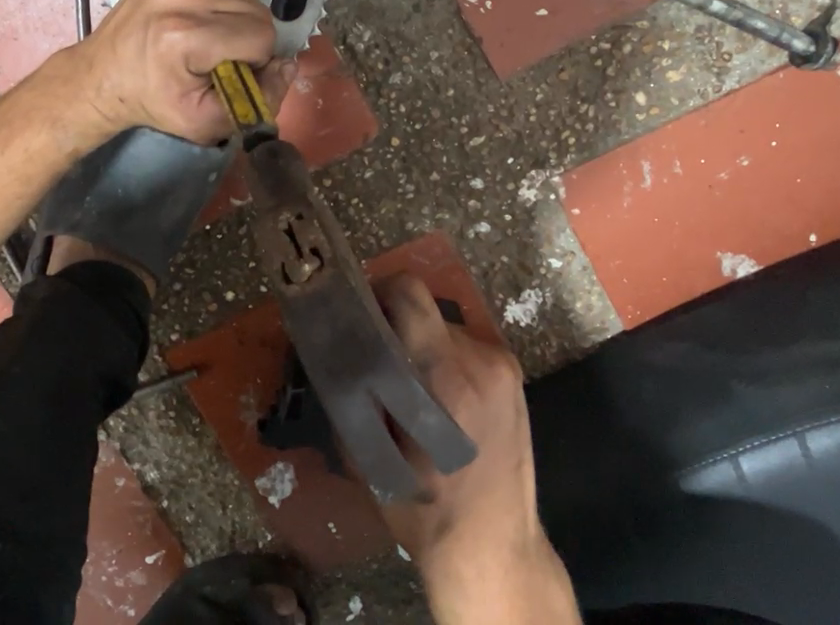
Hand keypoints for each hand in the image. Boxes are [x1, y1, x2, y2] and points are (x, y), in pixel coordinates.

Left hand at [54, 0, 297, 144]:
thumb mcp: (207, 122)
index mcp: (185, 35)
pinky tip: (195, 21)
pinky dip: (218, 3)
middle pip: (256, 10)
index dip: (255, 61)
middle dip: (250, 39)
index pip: (260, 36)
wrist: (102, 74)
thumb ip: (259, 100)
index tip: (229, 74)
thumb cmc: (153, 102)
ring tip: (207, 41)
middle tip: (220, 60)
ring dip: (236, 20)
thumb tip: (289, 63)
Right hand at [372, 275, 580, 624]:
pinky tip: (434, 399)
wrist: (492, 546)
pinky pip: (463, 347)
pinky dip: (441, 360)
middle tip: (372, 357)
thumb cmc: (422, 506)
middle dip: (392, 324)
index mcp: (443, 374)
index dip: (373, 292)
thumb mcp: (367, 451)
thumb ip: (348, 390)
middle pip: (422, 307)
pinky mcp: (513, 376)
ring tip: (405, 388)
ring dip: (418, 344)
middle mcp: (479, 358)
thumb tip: (326, 346)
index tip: (353, 315)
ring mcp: (502, 365)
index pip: (407, 292)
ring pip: (442, 327)